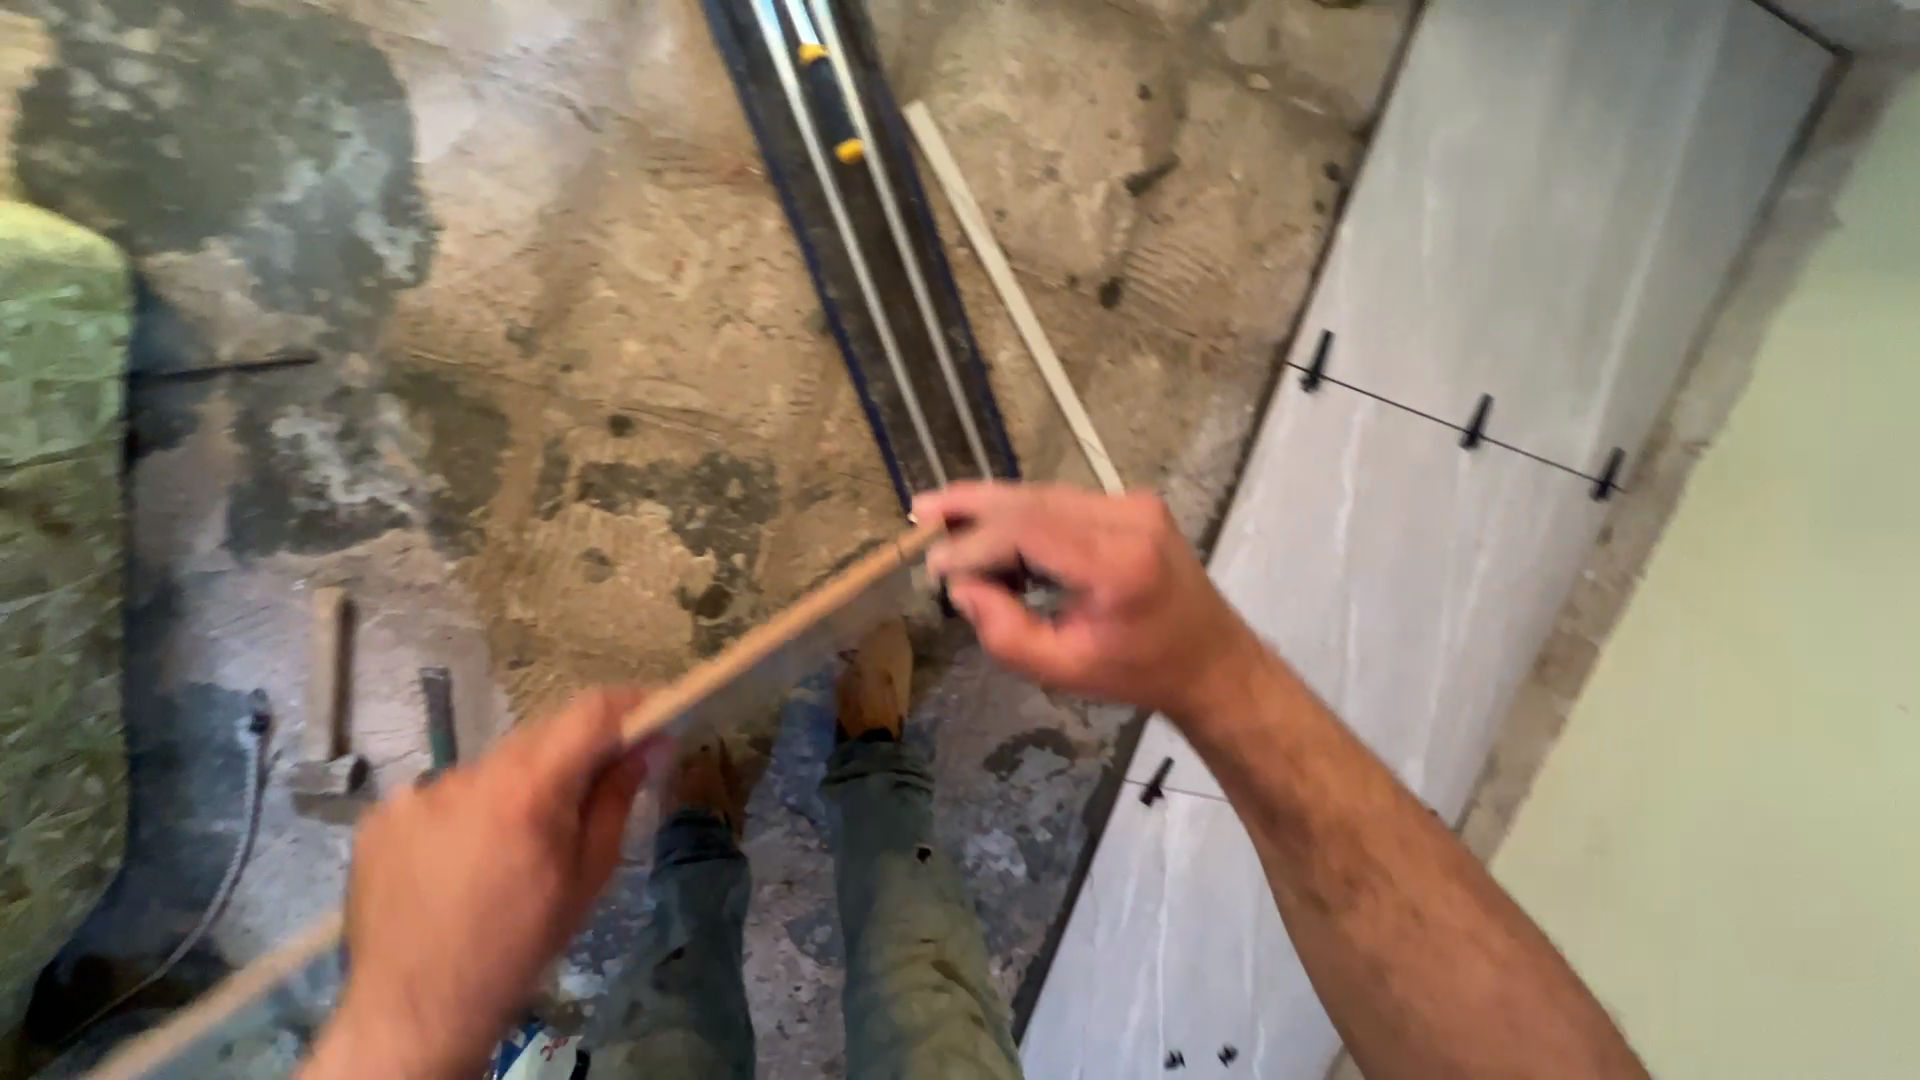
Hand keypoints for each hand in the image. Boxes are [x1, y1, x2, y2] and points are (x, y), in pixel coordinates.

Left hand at [303, 687, 670, 1079]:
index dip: (629, 702)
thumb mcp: (591, 872)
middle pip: (543, 733)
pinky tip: (469, 853)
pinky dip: (473, 805)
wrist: (415, 1012)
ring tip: (521, 836)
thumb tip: (651, 743)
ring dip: (522, 780)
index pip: (590, 711)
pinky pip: (449, 789)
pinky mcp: (384, 814)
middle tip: (597, 783)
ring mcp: (420, 792)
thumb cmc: (522, 944)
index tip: (653, 712)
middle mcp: (472, 774)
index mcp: (530, 788)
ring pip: (495, 763)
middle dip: (578, 748)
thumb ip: (618, 796)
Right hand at [914, 482, 1268, 722]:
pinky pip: (1062, 501)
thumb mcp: (1065, 670)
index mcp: (1119, 564)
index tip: (935, 565)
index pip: (1029, 530)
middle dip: (973, 506)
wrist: (1210, 658)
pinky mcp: (1133, 503)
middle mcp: (1129, 519)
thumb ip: (1004, 633)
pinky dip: (1021, 512)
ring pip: (1044, 494)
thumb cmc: (1138, 672)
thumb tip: (962, 587)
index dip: (974, 543)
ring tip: (942, 513)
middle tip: (922, 512)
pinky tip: (989, 524)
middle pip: (1034, 499)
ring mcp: (1135, 504)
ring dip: (992, 506)